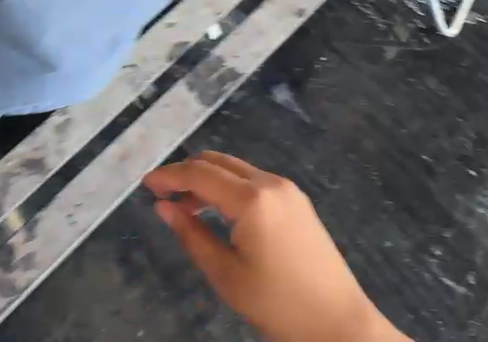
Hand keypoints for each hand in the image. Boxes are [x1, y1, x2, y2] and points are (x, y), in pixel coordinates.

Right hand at [144, 152, 408, 341]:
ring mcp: (287, 190)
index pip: (198, 174)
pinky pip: (252, 180)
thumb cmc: (280, 304)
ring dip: (206, 179)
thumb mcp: (226, 275)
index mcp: (251, 199)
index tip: (145, 185)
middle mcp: (270, 183)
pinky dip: (228, 186)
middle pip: (215, 162)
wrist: (342, 327)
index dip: (168, 176)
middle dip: (185, 173)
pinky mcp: (298, 202)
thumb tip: (164, 207)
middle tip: (163, 194)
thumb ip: (191, 235)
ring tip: (187, 206)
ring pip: (234, 168)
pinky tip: (219, 211)